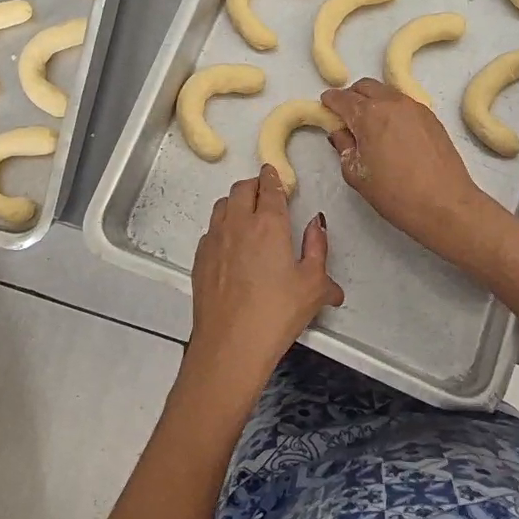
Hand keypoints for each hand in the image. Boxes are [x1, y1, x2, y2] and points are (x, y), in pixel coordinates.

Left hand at [187, 165, 342, 385]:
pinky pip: (210, 230)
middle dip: (254, 185)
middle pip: (242, 188)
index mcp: (269, 224)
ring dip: (235, 202)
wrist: (231, 344)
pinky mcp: (200, 258)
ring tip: (247, 213)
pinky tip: (230, 244)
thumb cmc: (276, 315)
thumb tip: (318, 225)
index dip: (273, 177)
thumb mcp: (314, 285)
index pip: (270, 187)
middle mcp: (238, 224)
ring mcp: (215, 240)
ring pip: (222, 205)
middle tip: (264, 191)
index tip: (274, 174)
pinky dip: (221, 227)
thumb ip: (318, 248)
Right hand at [321, 79, 506, 267]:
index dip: (330, 101)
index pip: (342, 98)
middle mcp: (391, 103)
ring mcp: (415, 107)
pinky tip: (391, 131)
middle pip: (365, 86)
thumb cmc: (395, 194)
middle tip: (345, 114)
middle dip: (351, 95)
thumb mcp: (356, 174)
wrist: (445, 204)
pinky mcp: (431, 117)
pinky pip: (404, 103)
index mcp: (368, 114)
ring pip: (386, 92)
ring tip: (369, 124)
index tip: (325, 105)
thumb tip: (341, 132)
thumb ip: (344, 146)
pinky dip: (392, 109)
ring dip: (373, 100)